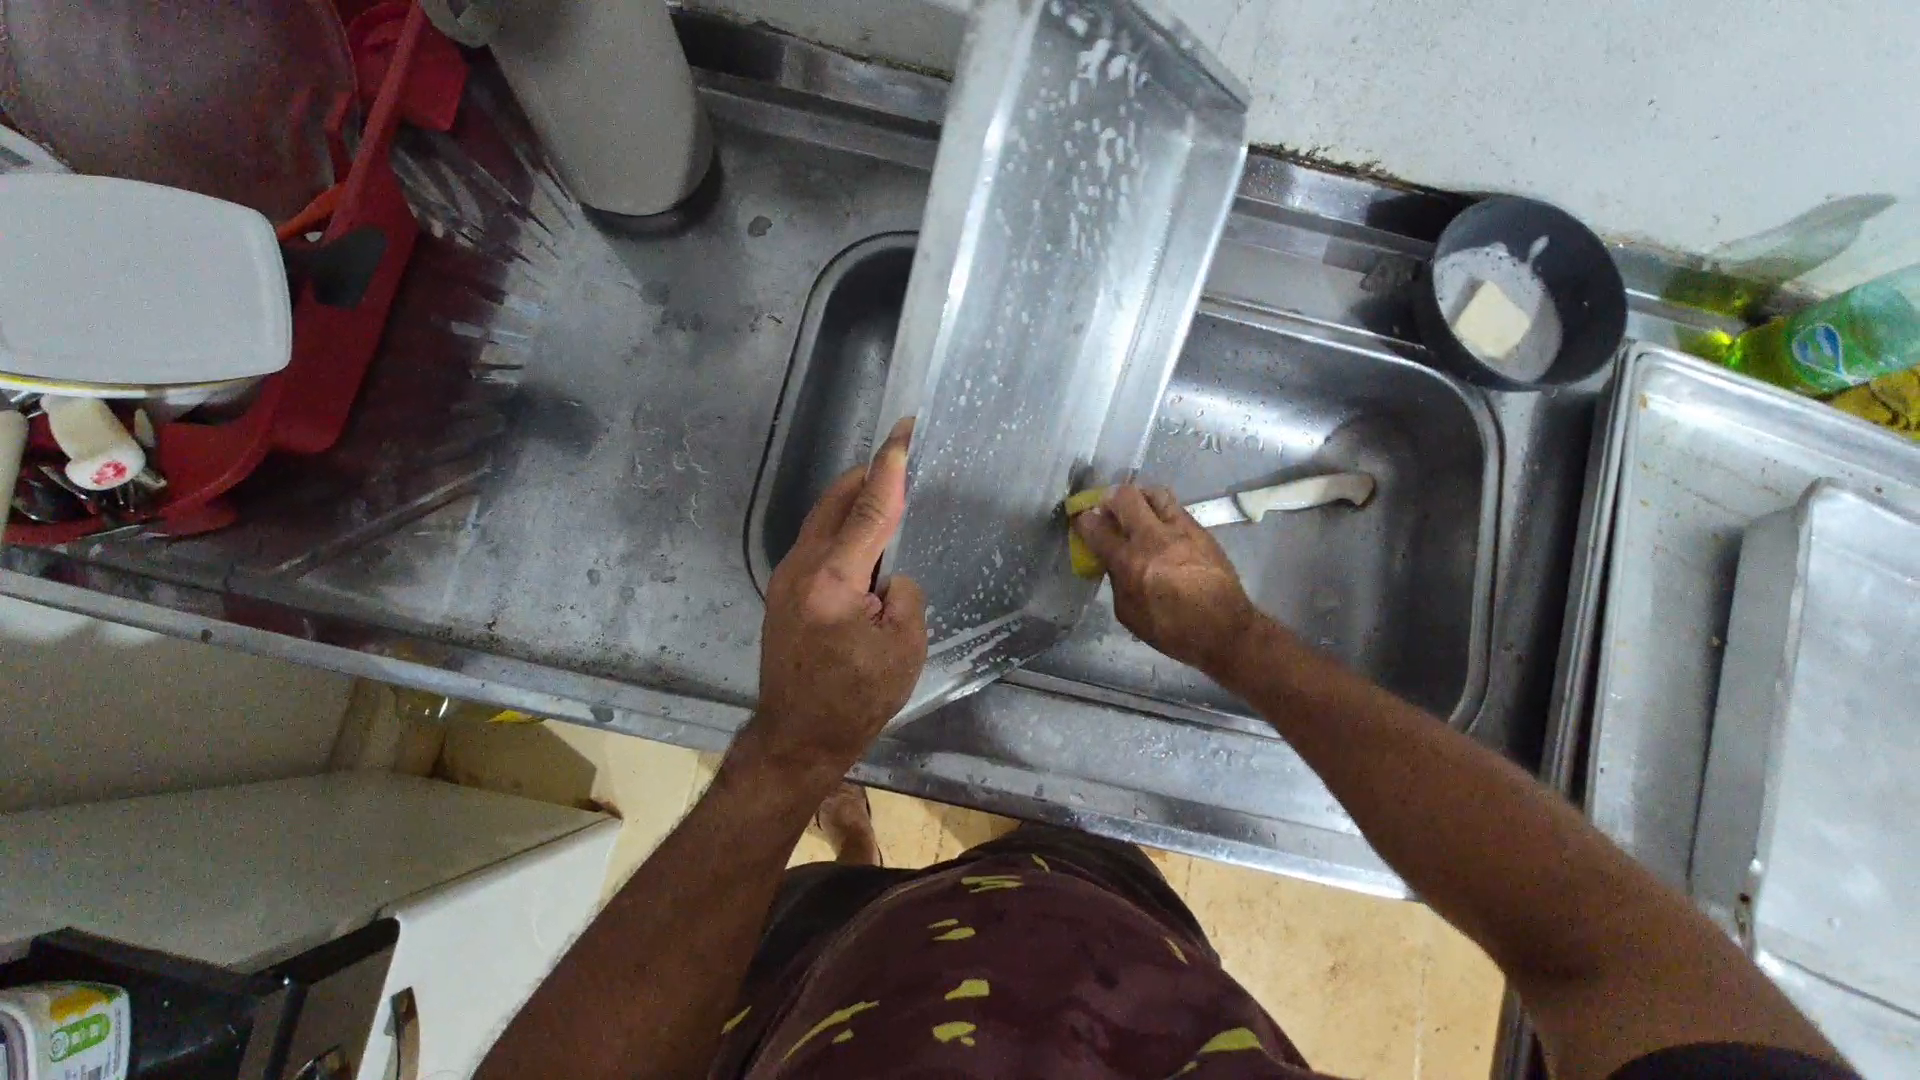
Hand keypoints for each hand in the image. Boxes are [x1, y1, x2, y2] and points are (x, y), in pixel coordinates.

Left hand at [749, 419, 927, 777]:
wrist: (797, 736)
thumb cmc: (857, 699)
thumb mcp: (904, 649)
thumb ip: (903, 594)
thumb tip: (889, 574)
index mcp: (834, 580)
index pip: (869, 508)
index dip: (890, 467)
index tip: (904, 431)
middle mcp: (801, 568)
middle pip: (836, 500)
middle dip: (869, 474)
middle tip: (902, 460)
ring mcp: (785, 578)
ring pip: (822, 518)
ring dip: (854, 501)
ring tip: (888, 496)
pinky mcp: (782, 591)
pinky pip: (816, 541)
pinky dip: (842, 528)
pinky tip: (864, 541)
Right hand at [1072, 485, 1261, 675]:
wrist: (1225, 630)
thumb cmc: (1173, 630)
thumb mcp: (1129, 614)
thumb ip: (1117, 581)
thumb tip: (1113, 562)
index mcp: (1130, 563)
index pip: (1096, 528)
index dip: (1082, 520)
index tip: (1080, 520)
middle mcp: (1153, 538)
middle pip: (1125, 496)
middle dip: (1109, 499)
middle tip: (1108, 511)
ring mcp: (1180, 530)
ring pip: (1154, 493)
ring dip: (1139, 498)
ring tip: (1137, 511)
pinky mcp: (1201, 531)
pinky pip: (1175, 509)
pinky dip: (1161, 513)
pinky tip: (1162, 529)